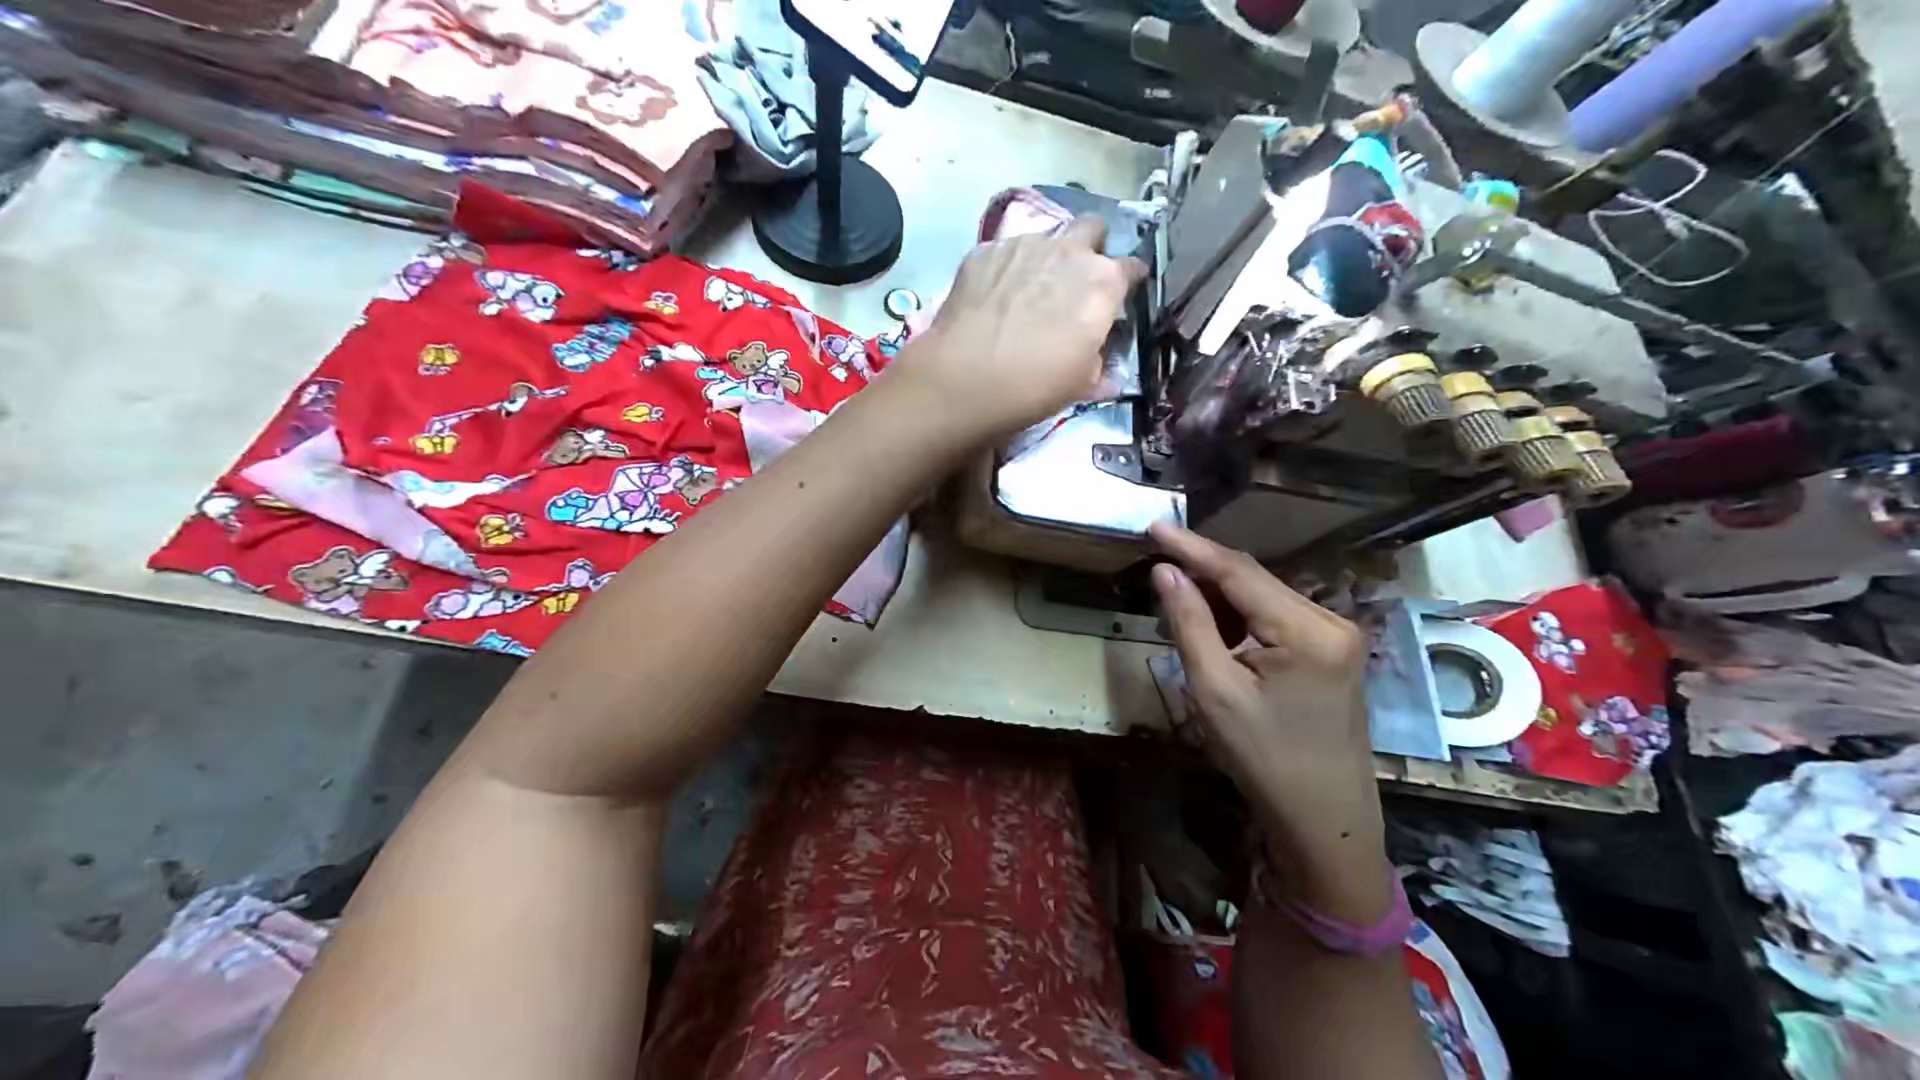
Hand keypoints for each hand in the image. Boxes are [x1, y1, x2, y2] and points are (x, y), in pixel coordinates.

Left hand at [902, 216, 1143, 436]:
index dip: (1128, 282)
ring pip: (1047, 236)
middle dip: (1090, 247)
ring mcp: (1023, 244)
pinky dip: (1008, 267)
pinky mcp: (984, 251)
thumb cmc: (1034, 385)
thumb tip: (1103, 362)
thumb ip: (1100, 363)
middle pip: (1092, 228)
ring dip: (1047, 255)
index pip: (1132, 268)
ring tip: (1030, 287)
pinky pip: (1005, 251)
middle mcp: (1068, 250)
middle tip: (1076, 279)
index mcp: (1103, 282)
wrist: (965, 378)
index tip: (1120, 295)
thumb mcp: (1081, 384)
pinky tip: (995, 294)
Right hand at [1149, 523, 1391, 919]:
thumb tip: (1165, 571)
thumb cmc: (1264, 758)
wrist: (1324, 815)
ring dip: (1220, 593)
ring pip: (1264, 594)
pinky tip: (1213, 623)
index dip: (1192, 546)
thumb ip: (1190, 623)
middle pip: (1255, 579)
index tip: (1154, 525)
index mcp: (1307, 630)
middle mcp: (1331, 620)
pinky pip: (1277, 615)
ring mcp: (1337, 634)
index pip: (1238, 572)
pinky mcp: (1333, 649)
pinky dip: (1241, 614)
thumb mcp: (1215, 691)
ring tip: (1176, 599)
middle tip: (1156, 564)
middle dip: (1204, 569)